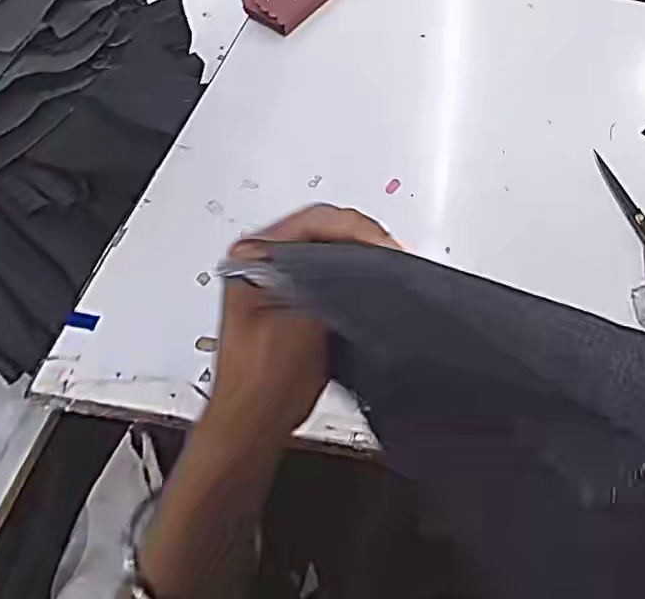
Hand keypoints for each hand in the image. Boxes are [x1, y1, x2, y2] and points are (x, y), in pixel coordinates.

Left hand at [204, 205, 396, 446]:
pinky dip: (354, 264)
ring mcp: (277, 274)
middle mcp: (261, 259)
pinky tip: (372, 272)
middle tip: (391, 247)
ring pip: (328, 242)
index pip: (313, 220)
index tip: (384, 245)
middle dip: (361, 234)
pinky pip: (329, 263)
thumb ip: (328, 283)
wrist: (254, 424)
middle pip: (322, 225)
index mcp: (252, 256)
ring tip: (387, 256)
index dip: (356, 229)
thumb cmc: (261, 384)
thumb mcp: (300, 324)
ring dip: (360, 248)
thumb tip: (361, 257)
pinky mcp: (293, 291)